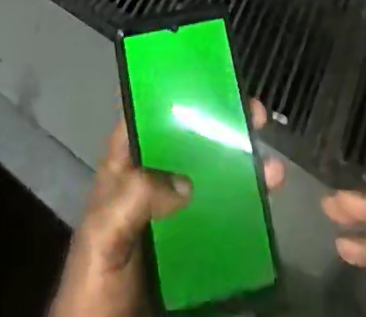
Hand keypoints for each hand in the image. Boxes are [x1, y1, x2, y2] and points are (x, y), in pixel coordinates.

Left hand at [49, 99, 285, 316]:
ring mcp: (173, 217)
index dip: (172, 96)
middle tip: (254, 115)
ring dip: (242, 164)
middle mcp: (150, 186)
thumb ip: (134, 199)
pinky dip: (248, 205)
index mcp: (123, 173)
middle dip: (220, 125)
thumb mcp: (104, 234)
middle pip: (187, 144)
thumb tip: (186, 180)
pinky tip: (269, 197)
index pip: (145, 120)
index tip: (209, 81)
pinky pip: (223, 219)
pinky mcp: (194, 248)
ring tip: (271, 163)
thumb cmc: (93, 286)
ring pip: (211, 178)